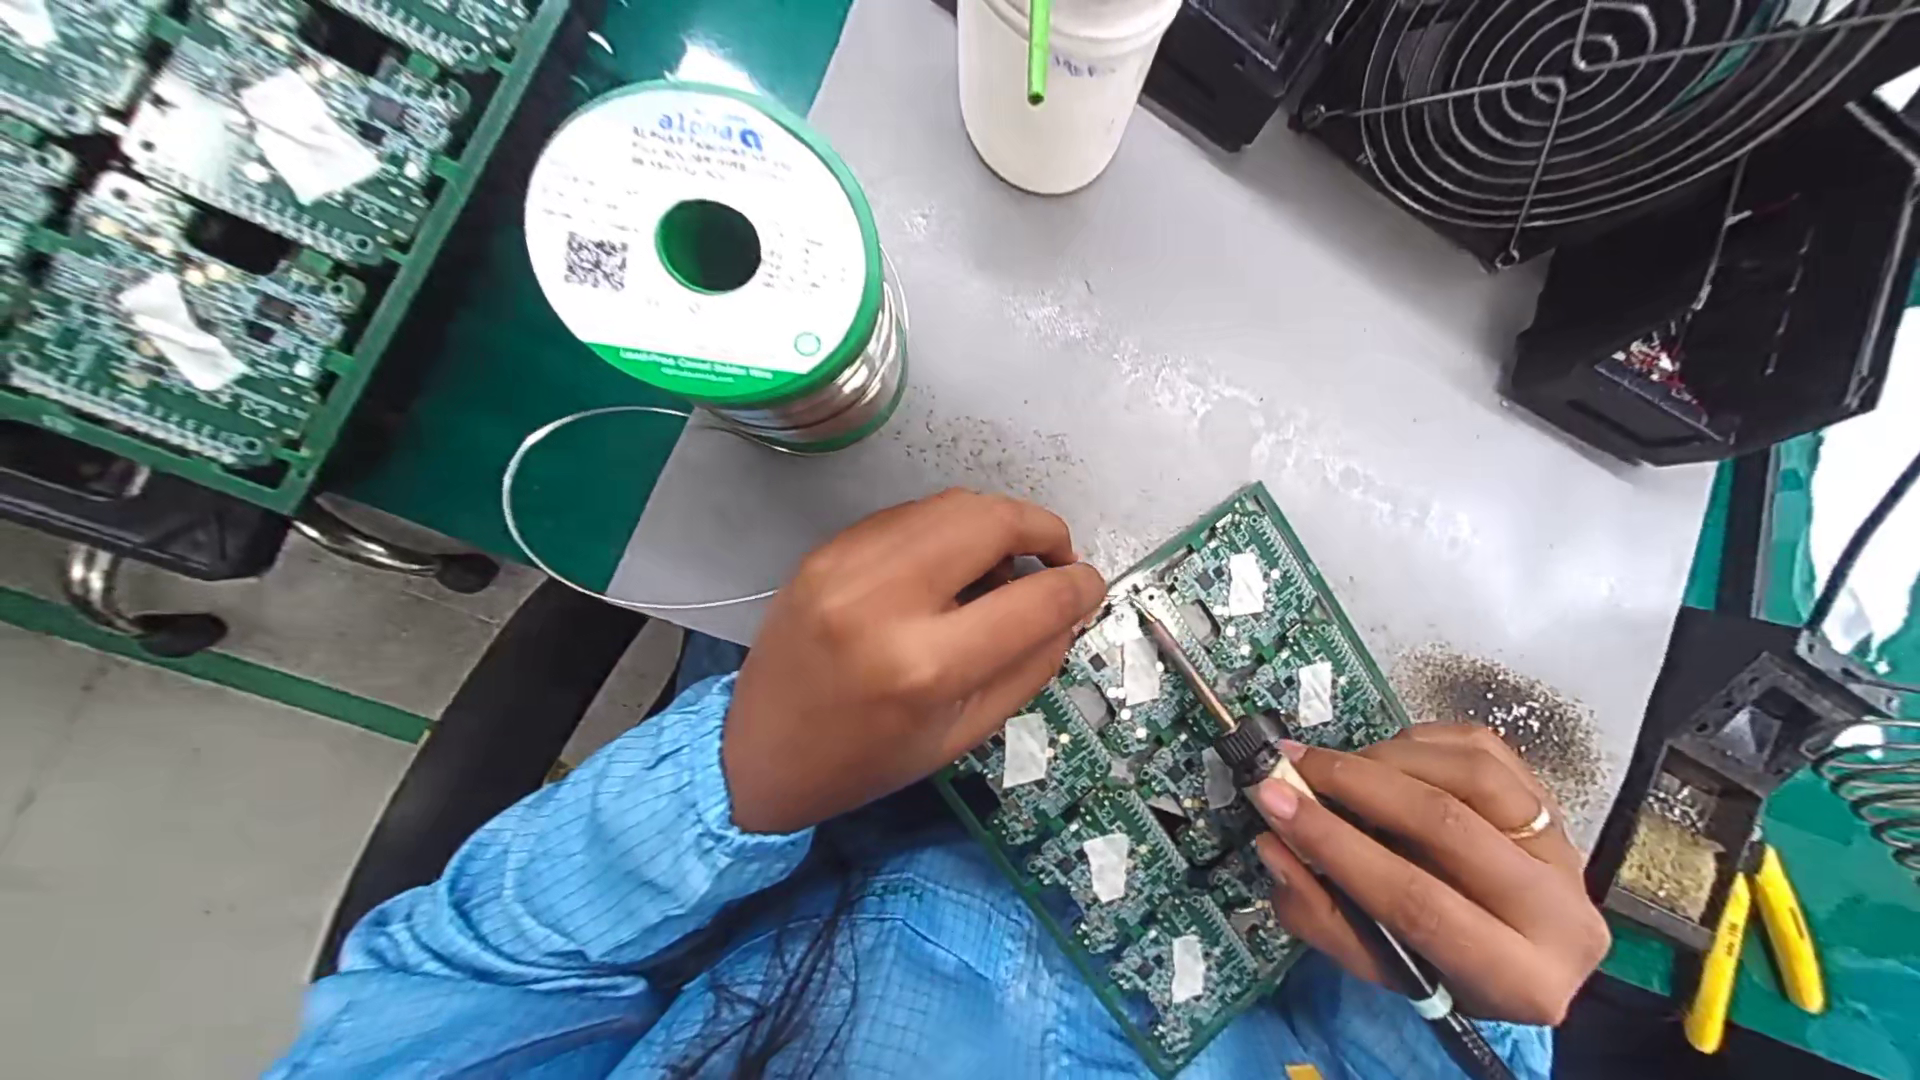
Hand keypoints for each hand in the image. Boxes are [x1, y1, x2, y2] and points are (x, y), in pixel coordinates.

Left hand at [725, 490, 1107, 833]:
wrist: (755, 753)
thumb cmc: (865, 760)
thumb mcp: (962, 735)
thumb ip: (1028, 667)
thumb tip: (1068, 609)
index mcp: (924, 666)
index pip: (1033, 600)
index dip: (1078, 586)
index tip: (1089, 585)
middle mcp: (882, 599)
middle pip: (991, 520)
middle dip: (1042, 528)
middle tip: (1053, 559)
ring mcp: (845, 563)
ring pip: (951, 504)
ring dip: (995, 523)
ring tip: (1001, 565)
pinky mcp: (826, 549)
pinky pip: (909, 515)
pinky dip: (946, 530)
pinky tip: (948, 566)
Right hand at [1249, 723, 1608, 1025]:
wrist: (1505, 938)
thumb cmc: (1433, 958)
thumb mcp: (1372, 960)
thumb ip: (1315, 910)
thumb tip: (1273, 842)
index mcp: (1517, 977)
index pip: (1418, 901)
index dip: (1336, 844)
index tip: (1273, 798)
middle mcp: (1559, 915)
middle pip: (1445, 823)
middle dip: (1352, 782)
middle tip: (1292, 763)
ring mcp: (1563, 850)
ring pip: (1468, 773)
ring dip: (1384, 758)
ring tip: (1338, 766)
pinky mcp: (1549, 801)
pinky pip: (1479, 746)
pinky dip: (1416, 741)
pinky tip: (1385, 760)